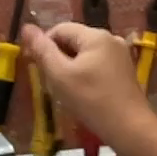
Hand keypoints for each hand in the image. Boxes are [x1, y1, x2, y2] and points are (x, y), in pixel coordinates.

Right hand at [22, 22, 156, 147]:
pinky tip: (82, 92)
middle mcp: (111, 39)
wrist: (129, 128)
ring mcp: (120, 54)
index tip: (37, 67)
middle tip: (50, 81)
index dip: (44, 45)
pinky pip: (97, 63)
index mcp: (95, 35)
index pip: (60, 29)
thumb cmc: (91, 100)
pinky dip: (85, 73)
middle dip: (58, 56)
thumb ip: (42, 50)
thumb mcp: (60, 75)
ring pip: (85, 53)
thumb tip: (27, 27)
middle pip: (74, 40)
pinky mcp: (124, 70)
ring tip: (64, 88)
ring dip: (70, 66)